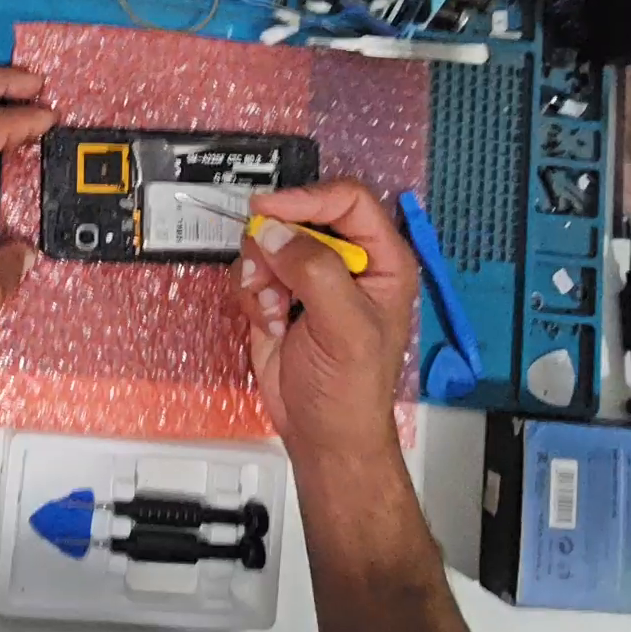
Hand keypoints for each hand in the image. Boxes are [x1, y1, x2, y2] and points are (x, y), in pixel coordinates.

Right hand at [229, 181, 418, 462]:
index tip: (269, 211)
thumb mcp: (345, 329)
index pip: (347, 201)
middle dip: (275, 247)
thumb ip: (315, 273)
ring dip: (260, 275)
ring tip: (274, 311)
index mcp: (381, 259)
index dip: (307, 199)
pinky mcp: (276, 294)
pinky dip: (249, 295)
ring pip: (266, 242)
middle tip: (270, 279)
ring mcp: (306, 277)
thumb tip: (276, 233)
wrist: (321, 432)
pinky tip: (268, 323)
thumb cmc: (351, 388)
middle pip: (297, 217)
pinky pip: (249, 270)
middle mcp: (343, 261)